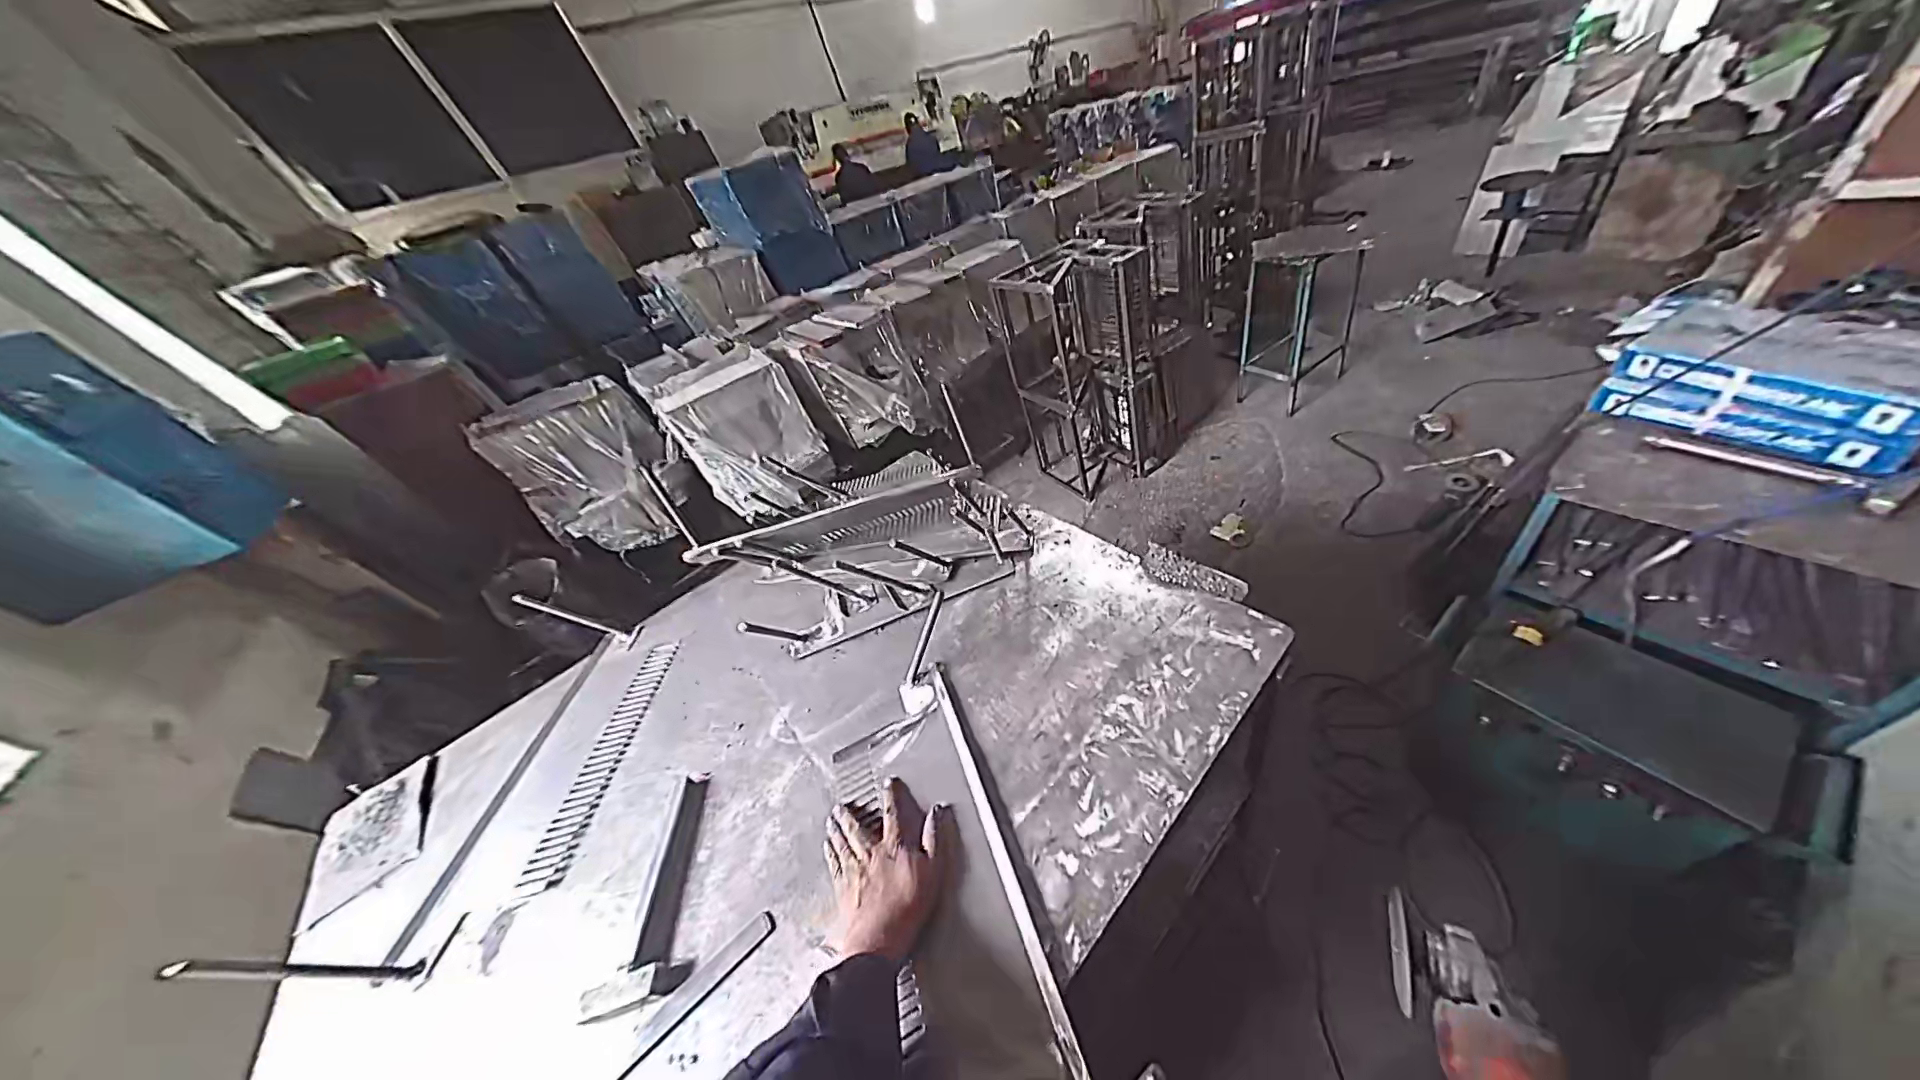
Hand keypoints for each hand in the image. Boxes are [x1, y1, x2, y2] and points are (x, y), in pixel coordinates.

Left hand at [825, 778, 950, 963]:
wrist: (878, 939)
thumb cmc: (907, 909)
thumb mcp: (933, 872)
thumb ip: (934, 840)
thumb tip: (936, 815)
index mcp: (894, 847)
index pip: (892, 814)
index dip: (891, 796)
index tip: (888, 784)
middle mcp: (871, 854)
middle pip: (858, 827)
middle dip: (851, 813)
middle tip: (843, 804)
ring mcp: (854, 870)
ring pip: (842, 842)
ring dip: (837, 828)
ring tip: (832, 819)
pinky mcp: (843, 888)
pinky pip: (834, 863)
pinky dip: (830, 852)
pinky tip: (827, 847)